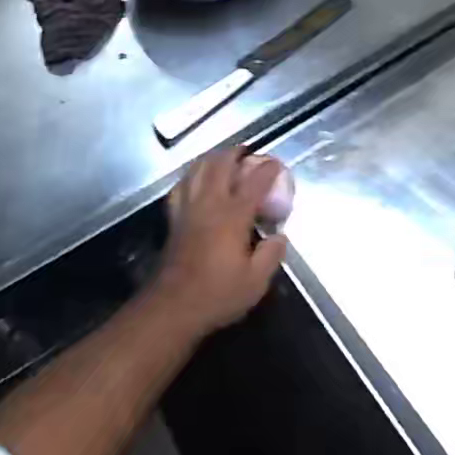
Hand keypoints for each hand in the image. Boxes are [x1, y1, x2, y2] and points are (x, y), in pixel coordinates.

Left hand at [145, 147, 286, 338]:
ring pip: (197, 170)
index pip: (252, 184)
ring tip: (221, 156)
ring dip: (211, 158)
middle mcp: (208, 204)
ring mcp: (188, 208)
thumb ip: (271, 255)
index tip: (275, 163)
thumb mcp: (256, 281)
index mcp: (232, 217)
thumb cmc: (218, 293)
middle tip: (246, 151)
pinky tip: (193, 178)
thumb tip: (280, 236)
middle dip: (234, 153)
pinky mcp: (174, 218)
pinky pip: (181, 186)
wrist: (175, 304)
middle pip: (220, 166)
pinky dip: (190, 175)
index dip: (266, 170)